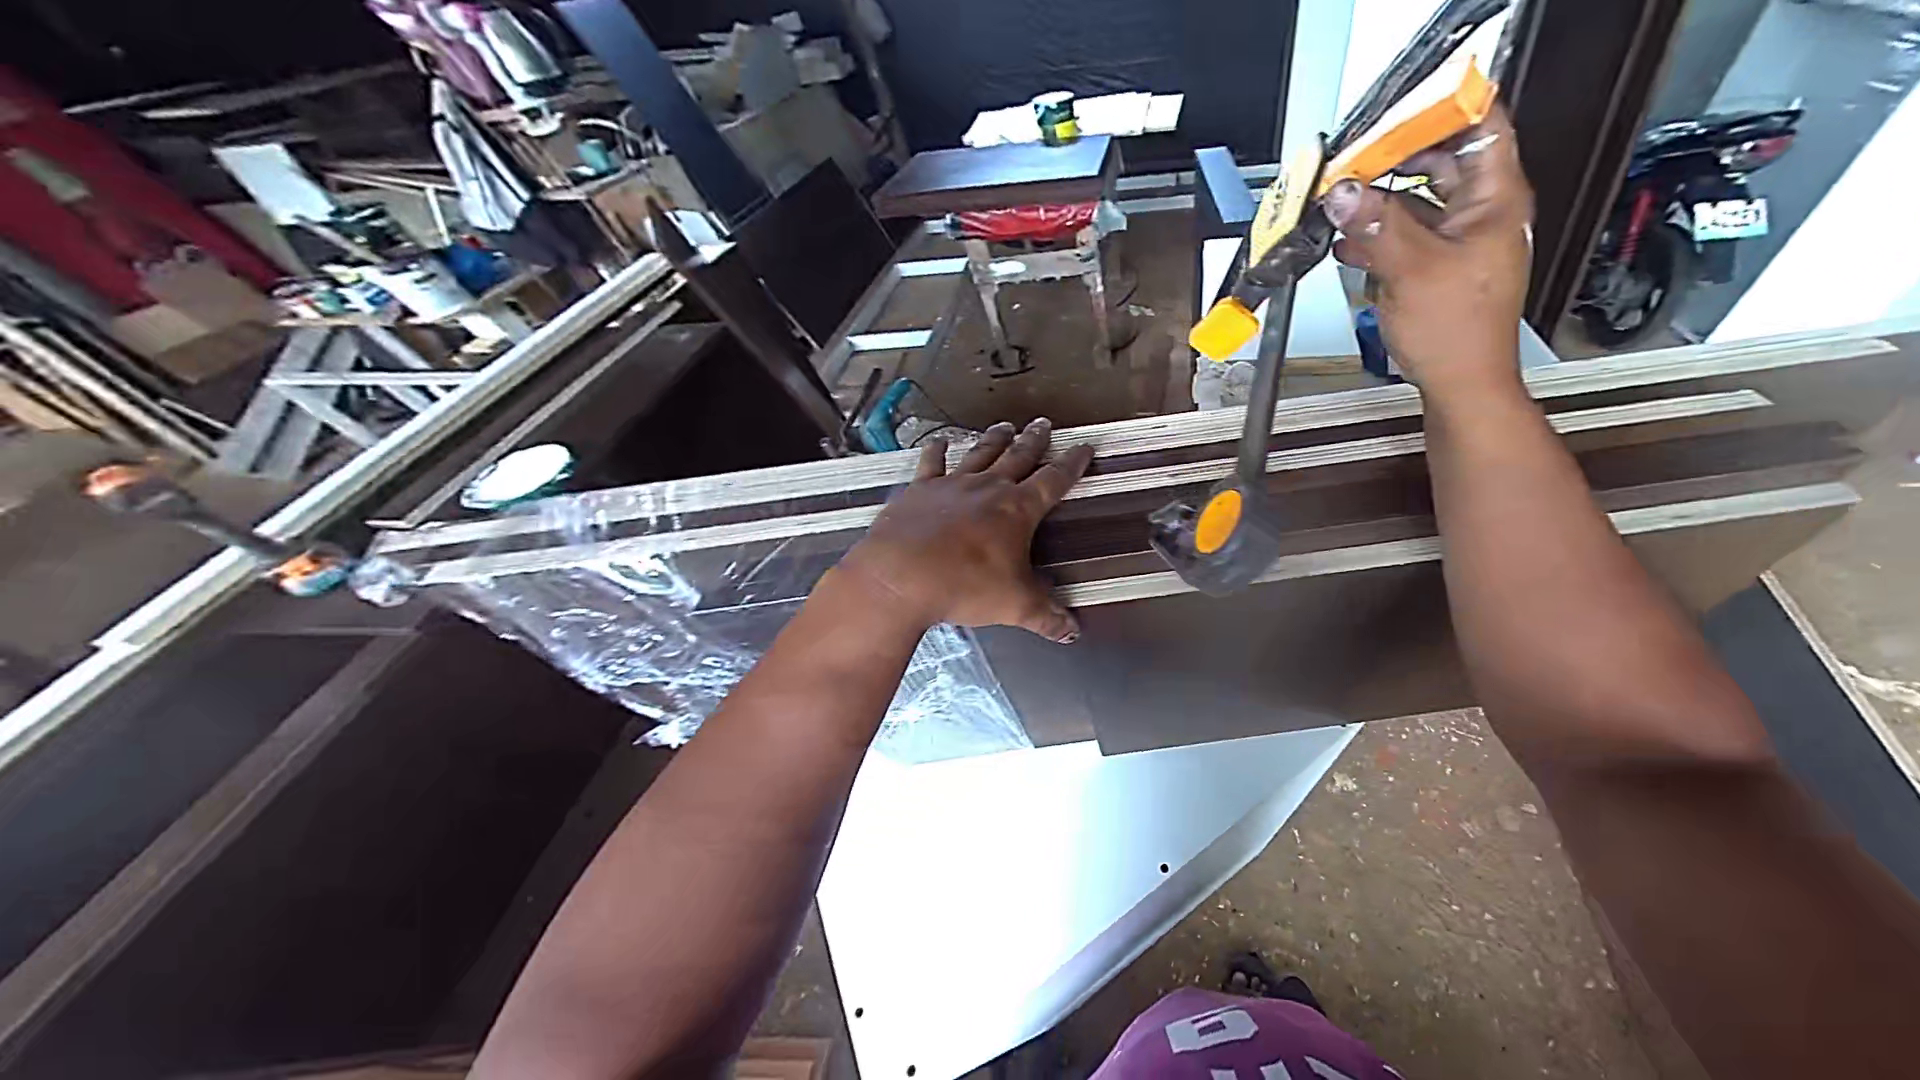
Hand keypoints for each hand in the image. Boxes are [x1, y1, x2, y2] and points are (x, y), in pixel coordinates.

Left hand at [834, 418, 1094, 643]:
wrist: (900, 576)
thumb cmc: (962, 586)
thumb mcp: (1014, 606)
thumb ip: (1046, 616)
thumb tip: (1071, 630)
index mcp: (1016, 510)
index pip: (1053, 480)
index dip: (1071, 464)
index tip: (1082, 448)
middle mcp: (986, 488)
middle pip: (1018, 456)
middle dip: (1034, 440)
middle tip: (1043, 424)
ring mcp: (951, 485)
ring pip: (980, 453)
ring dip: (994, 439)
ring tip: (1004, 426)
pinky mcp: (919, 491)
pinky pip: (931, 463)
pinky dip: (936, 450)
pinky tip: (938, 442)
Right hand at [1324, 104, 1534, 398]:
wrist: (1459, 381)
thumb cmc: (1457, 333)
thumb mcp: (1412, 270)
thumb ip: (1375, 226)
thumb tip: (1344, 192)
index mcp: (1495, 201)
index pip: (1480, 127)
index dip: (1442, 110)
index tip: (1396, 113)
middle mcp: (1480, 214)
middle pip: (1440, 161)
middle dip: (1394, 159)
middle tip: (1355, 160)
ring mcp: (1457, 239)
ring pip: (1416, 200)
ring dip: (1378, 200)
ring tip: (1342, 203)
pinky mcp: (1434, 264)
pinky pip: (1403, 234)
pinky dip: (1376, 233)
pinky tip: (1348, 242)